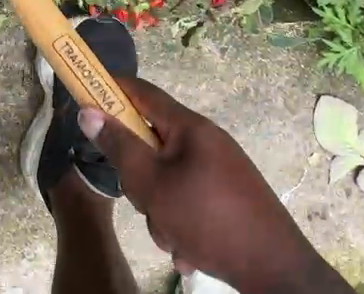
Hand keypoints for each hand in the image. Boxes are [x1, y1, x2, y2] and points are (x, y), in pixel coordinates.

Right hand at [78, 77, 350, 293]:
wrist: (279, 274)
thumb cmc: (208, 219)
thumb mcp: (151, 184)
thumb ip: (117, 146)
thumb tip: (88, 111)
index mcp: (190, 127)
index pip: (141, 91)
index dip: (109, 89)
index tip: (83, 97)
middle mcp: (206, 142)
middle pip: (152, 141)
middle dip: (139, 174)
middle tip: (141, 197)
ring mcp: (221, 172)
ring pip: (169, 177)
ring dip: (160, 208)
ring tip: (172, 236)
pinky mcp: (231, 200)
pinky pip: (190, 200)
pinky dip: (182, 223)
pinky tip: (189, 250)